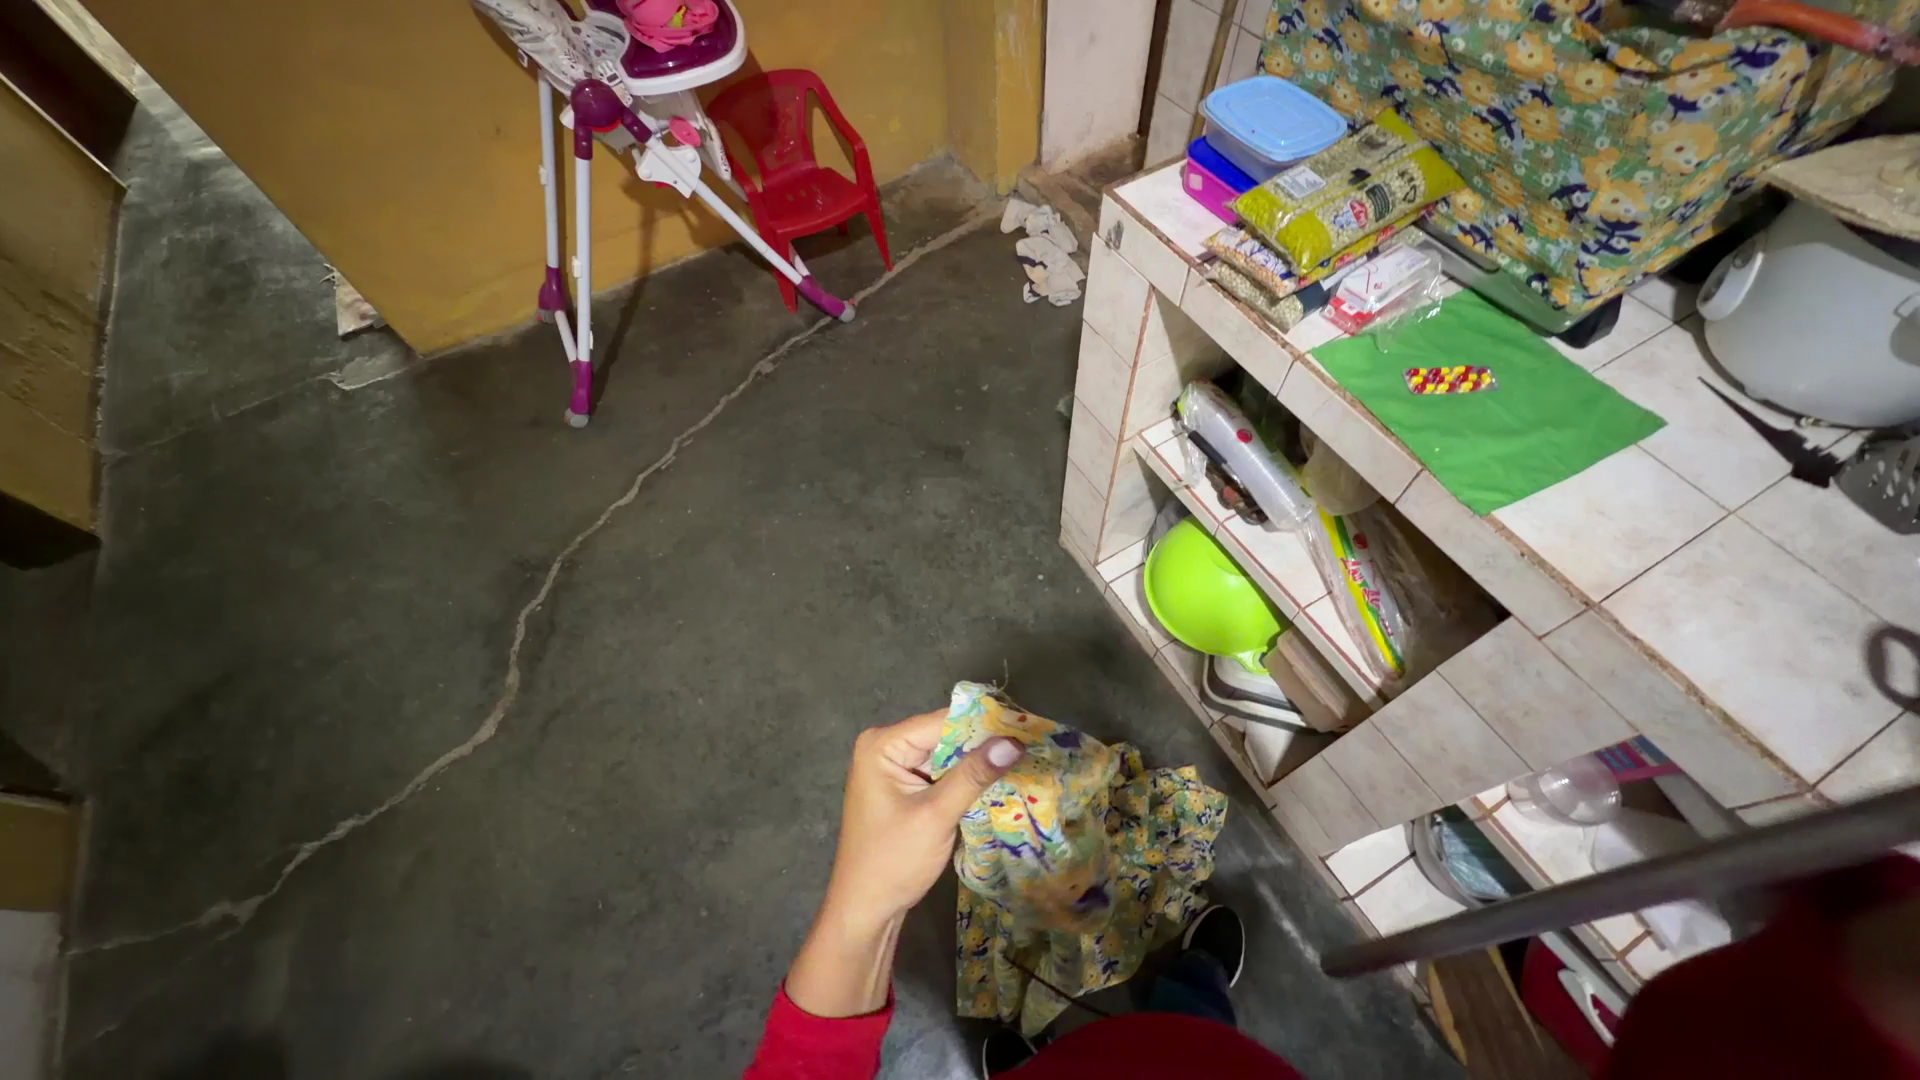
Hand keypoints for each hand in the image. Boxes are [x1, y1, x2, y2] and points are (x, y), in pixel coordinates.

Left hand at [823, 709, 1026, 925]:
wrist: (866, 911)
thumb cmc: (893, 861)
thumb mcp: (936, 815)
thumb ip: (973, 775)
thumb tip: (1014, 741)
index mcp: (882, 744)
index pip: (942, 721)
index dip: (984, 723)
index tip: (1026, 727)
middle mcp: (885, 747)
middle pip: (944, 735)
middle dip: (983, 742)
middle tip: (1030, 745)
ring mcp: (893, 768)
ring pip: (946, 754)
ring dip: (977, 761)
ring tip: (1023, 760)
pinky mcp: (904, 787)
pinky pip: (941, 772)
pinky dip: (965, 779)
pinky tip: (998, 781)